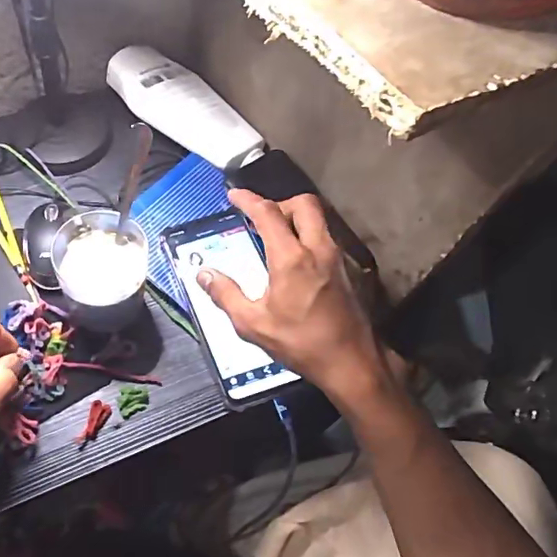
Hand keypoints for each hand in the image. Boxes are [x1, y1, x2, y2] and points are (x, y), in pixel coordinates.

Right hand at [197, 190, 390, 405]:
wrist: (352, 362)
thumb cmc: (300, 343)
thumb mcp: (253, 324)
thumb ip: (225, 295)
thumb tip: (204, 274)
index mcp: (291, 258)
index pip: (268, 213)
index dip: (248, 199)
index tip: (234, 194)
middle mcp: (318, 249)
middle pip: (304, 203)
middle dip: (279, 202)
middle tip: (261, 217)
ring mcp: (337, 258)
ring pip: (319, 219)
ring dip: (296, 218)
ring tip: (276, 237)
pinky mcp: (348, 270)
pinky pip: (326, 238)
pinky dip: (309, 236)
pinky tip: (297, 261)